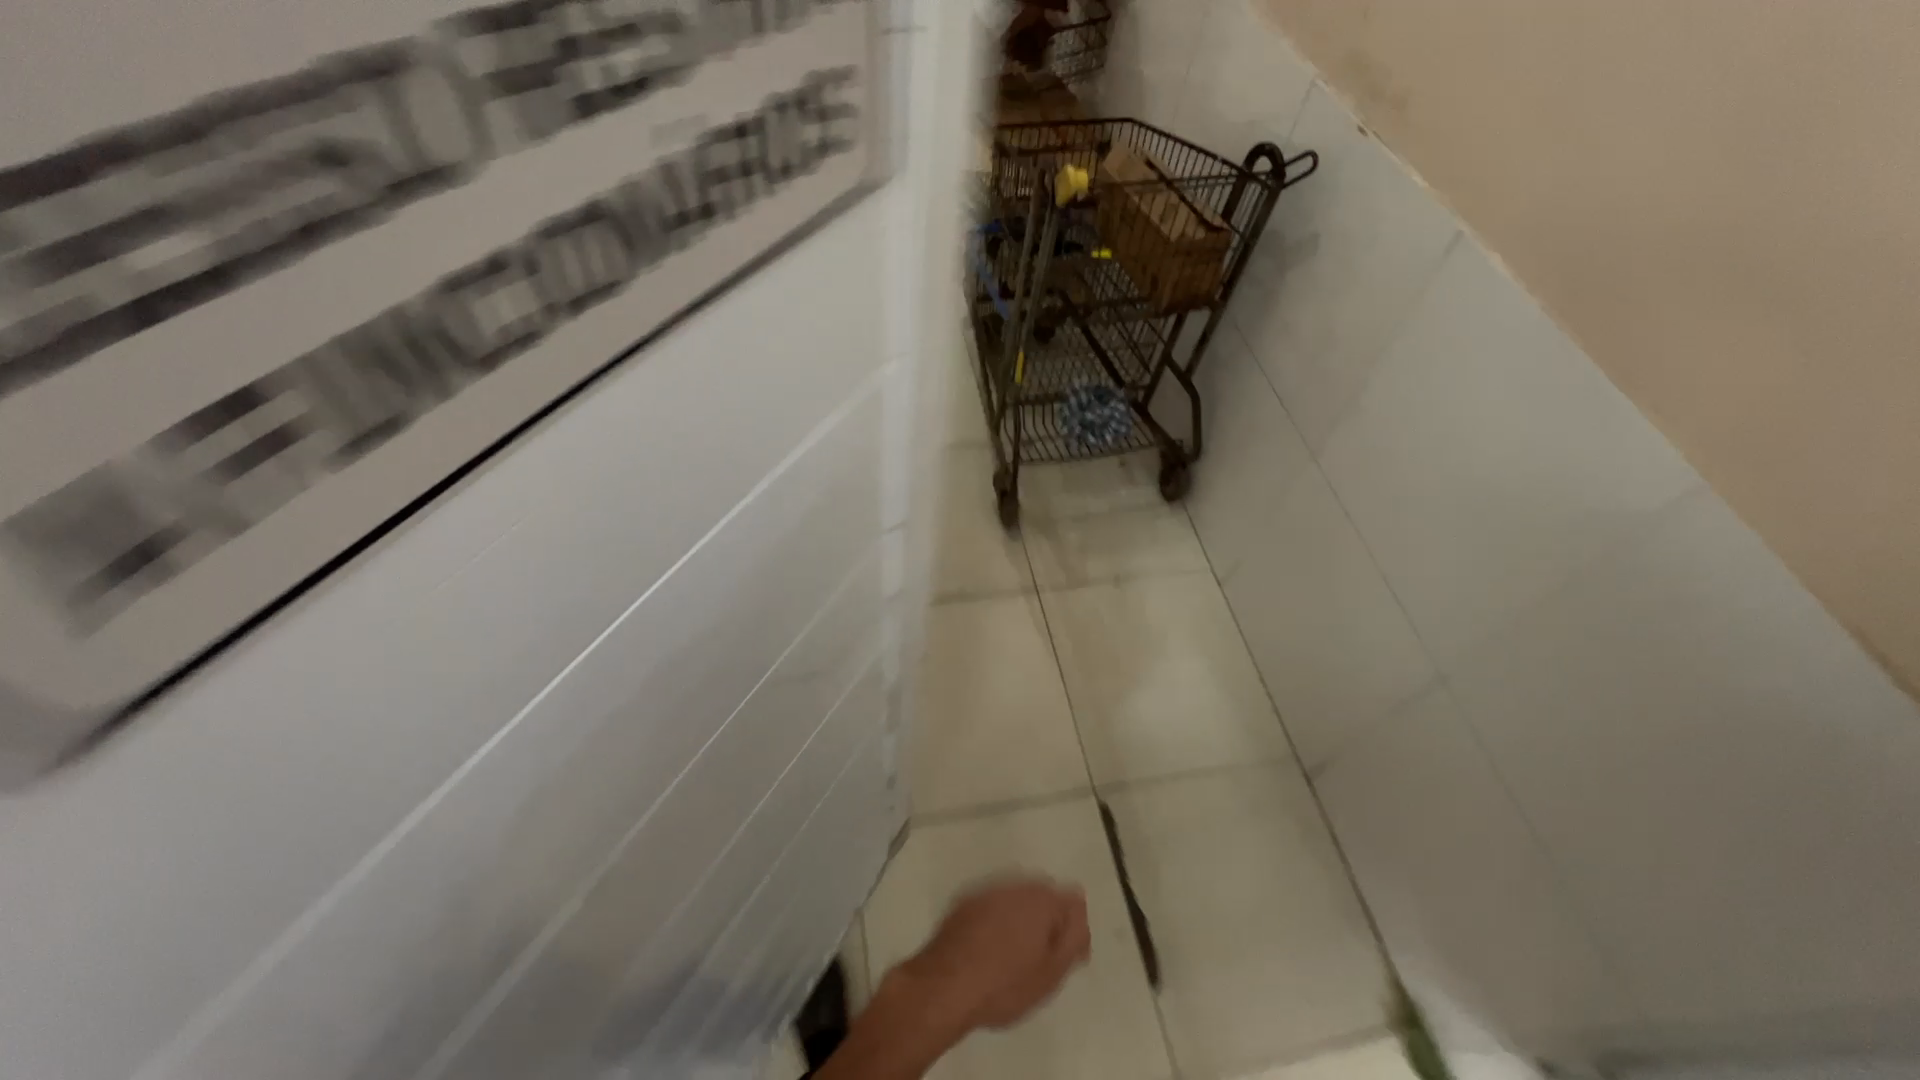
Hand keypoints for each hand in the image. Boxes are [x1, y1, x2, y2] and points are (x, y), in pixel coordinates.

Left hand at [894, 877, 1092, 1032]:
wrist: (944, 987)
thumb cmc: (1005, 984)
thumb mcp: (1052, 972)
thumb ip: (1074, 937)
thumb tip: (1081, 912)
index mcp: (1041, 898)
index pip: (1073, 900)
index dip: (1073, 929)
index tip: (1065, 957)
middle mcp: (1014, 884)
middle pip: (1043, 895)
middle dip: (1046, 920)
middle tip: (1041, 959)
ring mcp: (985, 890)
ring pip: (1015, 899)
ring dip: (1020, 919)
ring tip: (1013, 957)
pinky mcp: (962, 903)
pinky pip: (991, 906)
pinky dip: (996, 921)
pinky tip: (989, 949)